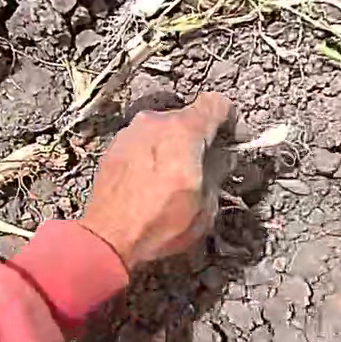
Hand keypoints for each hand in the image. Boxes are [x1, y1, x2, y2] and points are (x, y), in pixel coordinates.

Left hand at [78, 93, 233, 269]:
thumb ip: (218, 171)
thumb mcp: (206, 204)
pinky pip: (141, 144)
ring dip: (172, 148)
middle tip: (205, 166)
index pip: (216, 104)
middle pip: (187, 119)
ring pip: (162, 131)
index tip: (232, 141)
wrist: (108, 237)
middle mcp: (153, 123)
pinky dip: (151, 156)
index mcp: (182, 130)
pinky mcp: (113, 149)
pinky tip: (152, 182)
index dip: (230, 121)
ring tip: (175, 179)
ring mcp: (129, 134)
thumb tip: (220, 159)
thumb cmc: (157, 223)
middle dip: (199, 139)